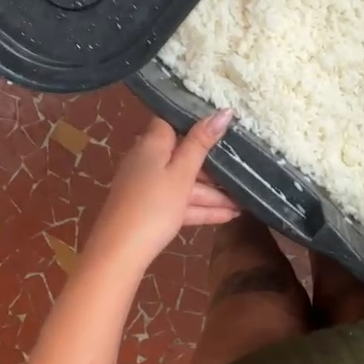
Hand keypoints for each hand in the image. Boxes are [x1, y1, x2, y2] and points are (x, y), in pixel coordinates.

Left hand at [84, 112, 240, 272]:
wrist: (119, 252)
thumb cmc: (153, 205)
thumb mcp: (182, 172)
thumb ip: (202, 143)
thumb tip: (224, 111)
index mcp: (152, 143)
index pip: (173, 122)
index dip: (196, 122)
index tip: (224, 127)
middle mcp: (147, 159)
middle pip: (183, 156)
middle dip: (213, 167)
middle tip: (242, 172)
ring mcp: (147, 185)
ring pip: (183, 182)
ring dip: (212, 193)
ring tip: (243, 202)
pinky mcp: (149, 208)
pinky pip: (178, 201)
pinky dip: (200, 207)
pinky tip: (228, 216)